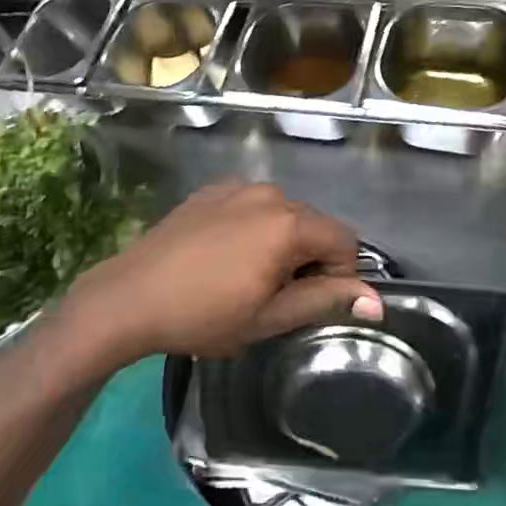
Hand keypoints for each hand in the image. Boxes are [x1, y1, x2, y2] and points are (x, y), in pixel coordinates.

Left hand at [60, 182, 381, 364]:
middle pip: (313, 223)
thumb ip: (325, 301)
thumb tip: (375, 300)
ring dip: (279, 241)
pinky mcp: (208, 191)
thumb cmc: (203, 315)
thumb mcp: (269, 318)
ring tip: (245, 276)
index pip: (344, 240)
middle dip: (308, 257)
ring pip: (281, 213)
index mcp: (287, 223)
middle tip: (273, 295)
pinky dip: (251, 226)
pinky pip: (249, 205)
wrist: (130, 296)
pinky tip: (221, 255)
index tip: (306, 301)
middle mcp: (266, 193)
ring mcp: (233, 187)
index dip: (338, 274)